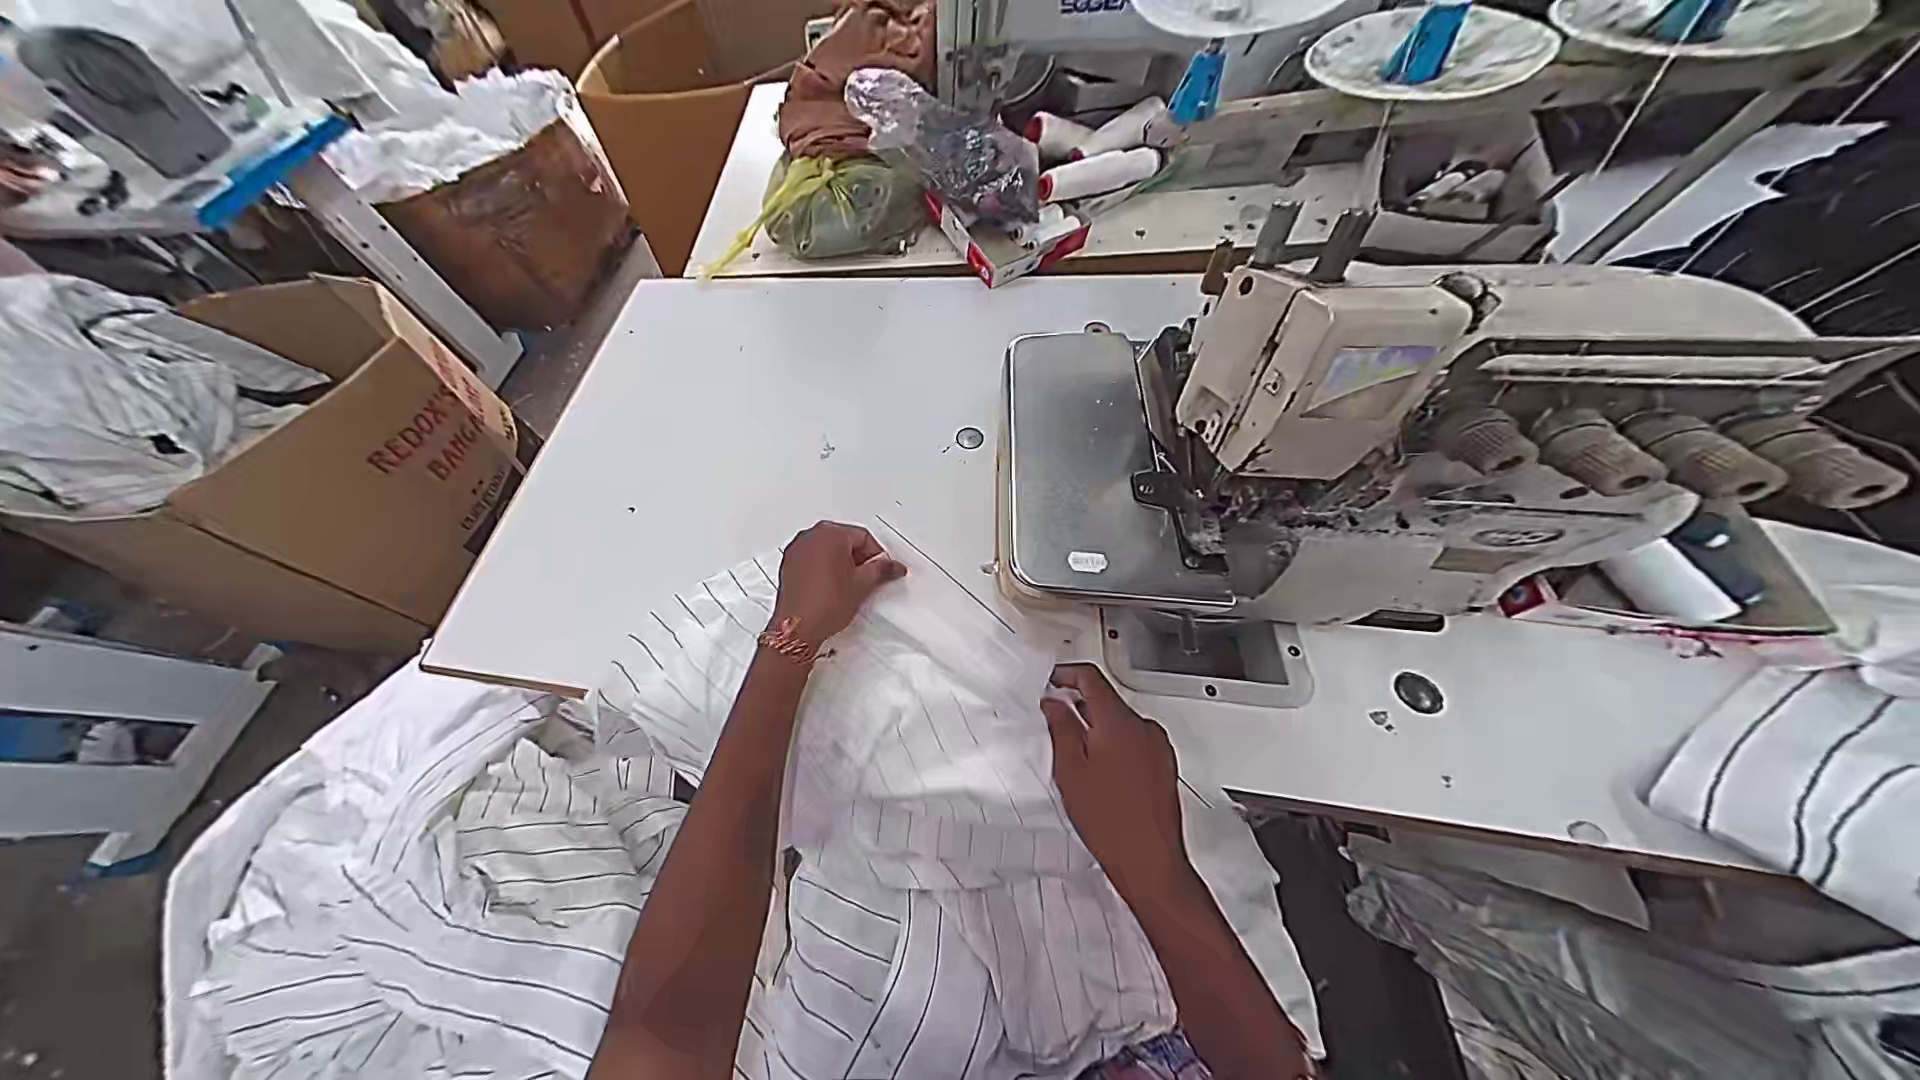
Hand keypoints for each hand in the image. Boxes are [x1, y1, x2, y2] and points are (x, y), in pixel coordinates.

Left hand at [770, 521, 906, 649]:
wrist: (798, 627)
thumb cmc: (823, 604)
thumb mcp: (863, 584)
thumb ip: (881, 569)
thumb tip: (891, 566)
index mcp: (830, 534)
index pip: (863, 536)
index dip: (877, 554)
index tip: (881, 567)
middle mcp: (810, 536)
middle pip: (844, 539)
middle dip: (859, 556)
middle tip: (868, 574)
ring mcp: (797, 549)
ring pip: (827, 548)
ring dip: (841, 561)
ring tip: (850, 582)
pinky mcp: (789, 563)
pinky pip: (813, 557)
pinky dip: (824, 566)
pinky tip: (833, 585)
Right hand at [1041, 664, 1191, 899]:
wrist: (1150, 862)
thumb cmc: (1113, 823)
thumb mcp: (1070, 769)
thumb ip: (1060, 727)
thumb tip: (1054, 703)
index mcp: (1119, 722)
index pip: (1091, 678)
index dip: (1066, 675)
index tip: (1052, 681)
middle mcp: (1144, 728)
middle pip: (1106, 699)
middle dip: (1079, 706)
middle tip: (1055, 722)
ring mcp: (1157, 746)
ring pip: (1120, 721)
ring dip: (1097, 728)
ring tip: (1078, 759)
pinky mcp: (1164, 764)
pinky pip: (1134, 740)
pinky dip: (1115, 745)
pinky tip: (1101, 773)